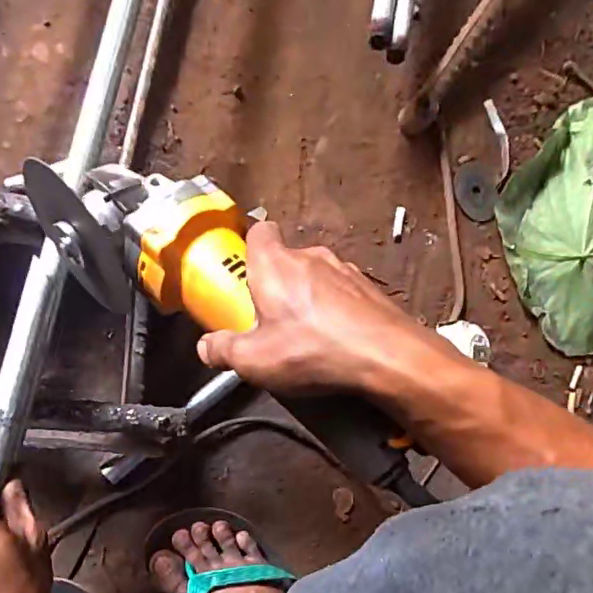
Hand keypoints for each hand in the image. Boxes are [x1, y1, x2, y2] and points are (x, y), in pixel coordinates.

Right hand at [197, 221, 440, 395]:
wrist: (385, 356)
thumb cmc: (315, 350)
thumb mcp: (255, 360)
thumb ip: (224, 351)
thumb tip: (207, 348)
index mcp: (275, 264)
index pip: (259, 232)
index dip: (250, 248)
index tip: (244, 274)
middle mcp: (311, 257)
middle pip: (287, 260)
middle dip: (278, 285)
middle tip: (271, 321)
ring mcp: (345, 271)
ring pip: (318, 278)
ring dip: (310, 300)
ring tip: (307, 337)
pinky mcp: (370, 290)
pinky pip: (345, 295)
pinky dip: (337, 312)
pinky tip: (337, 342)